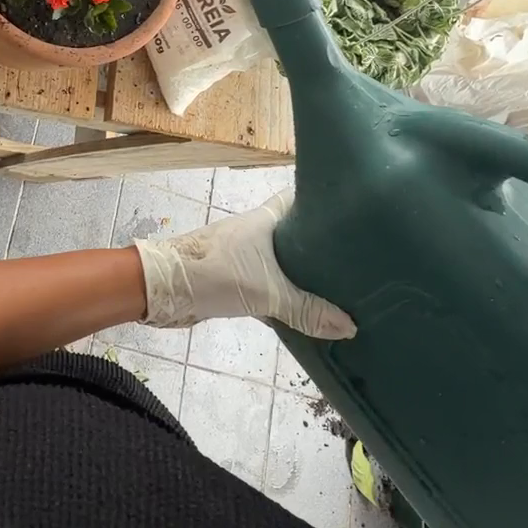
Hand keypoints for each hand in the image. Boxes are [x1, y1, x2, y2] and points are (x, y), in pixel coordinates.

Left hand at [133, 188, 354, 339]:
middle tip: (360, 266)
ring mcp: (246, 256)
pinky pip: (272, 286)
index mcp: (266, 220)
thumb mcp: (268, 292)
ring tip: (343, 293)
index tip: (357, 216)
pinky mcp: (238, 279)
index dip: (325, 205)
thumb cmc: (216, 273)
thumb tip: (351, 326)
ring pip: (285, 264)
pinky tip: (309, 315)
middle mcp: (258, 232)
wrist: (166, 288)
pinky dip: (288, 299)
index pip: (299, 201)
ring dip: (306, 278)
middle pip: (297, 236)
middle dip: (322, 249)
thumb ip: (308, 309)